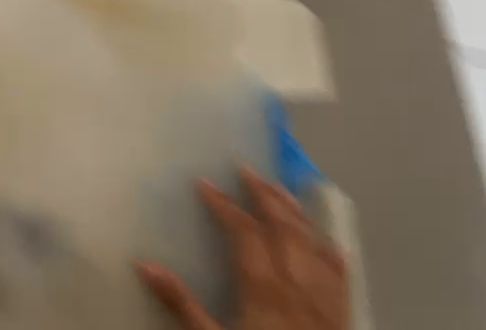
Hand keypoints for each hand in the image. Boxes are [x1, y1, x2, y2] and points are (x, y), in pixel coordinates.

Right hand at [136, 167, 348, 329]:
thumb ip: (181, 305)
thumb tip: (143, 264)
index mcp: (265, 293)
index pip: (247, 234)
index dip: (227, 206)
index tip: (204, 183)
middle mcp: (300, 291)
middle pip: (287, 232)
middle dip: (267, 198)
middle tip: (247, 170)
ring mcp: (326, 307)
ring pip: (316, 249)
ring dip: (298, 216)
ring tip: (279, 191)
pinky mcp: (343, 324)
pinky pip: (342, 280)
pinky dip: (332, 254)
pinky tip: (329, 243)